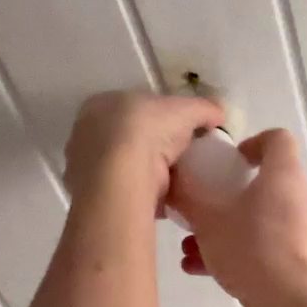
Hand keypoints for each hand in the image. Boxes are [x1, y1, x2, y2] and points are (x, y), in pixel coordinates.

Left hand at [63, 91, 224, 209]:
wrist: (122, 174)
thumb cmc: (148, 128)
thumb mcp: (186, 109)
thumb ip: (204, 109)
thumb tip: (221, 114)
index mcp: (102, 104)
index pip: (133, 108)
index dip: (158, 119)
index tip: (180, 133)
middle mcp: (87, 133)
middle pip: (129, 139)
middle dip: (152, 149)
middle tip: (180, 161)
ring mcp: (86, 166)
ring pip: (125, 168)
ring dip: (147, 175)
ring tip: (174, 184)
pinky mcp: (93, 196)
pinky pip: (124, 193)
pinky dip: (143, 197)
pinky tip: (162, 202)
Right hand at [175, 128, 306, 306]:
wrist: (290, 306)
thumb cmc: (251, 249)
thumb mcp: (208, 220)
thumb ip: (188, 197)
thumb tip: (174, 180)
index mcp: (285, 176)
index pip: (277, 140)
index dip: (253, 143)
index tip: (229, 160)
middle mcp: (301, 201)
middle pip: (266, 185)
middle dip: (228, 198)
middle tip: (202, 208)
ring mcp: (304, 235)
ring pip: (262, 222)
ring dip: (225, 230)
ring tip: (190, 248)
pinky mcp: (301, 264)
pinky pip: (266, 249)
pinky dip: (238, 253)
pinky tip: (200, 269)